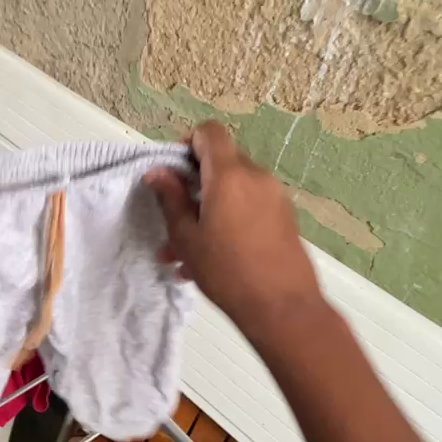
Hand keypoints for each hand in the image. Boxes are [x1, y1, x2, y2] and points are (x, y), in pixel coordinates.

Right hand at [143, 123, 322, 335]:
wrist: (283, 308)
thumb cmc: (226, 270)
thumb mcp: (185, 235)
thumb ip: (170, 197)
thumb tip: (157, 172)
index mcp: (230, 175)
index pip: (209, 133)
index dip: (186, 145)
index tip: (172, 174)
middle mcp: (257, 177)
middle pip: (220, 162)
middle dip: (192, 185)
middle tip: (172, 219)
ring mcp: (275, 197)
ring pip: (231, 190)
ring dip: (205, 209)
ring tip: (182, 252)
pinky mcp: (284, 218)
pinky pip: (247, 207)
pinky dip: (226, 220)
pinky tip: (208, 258)